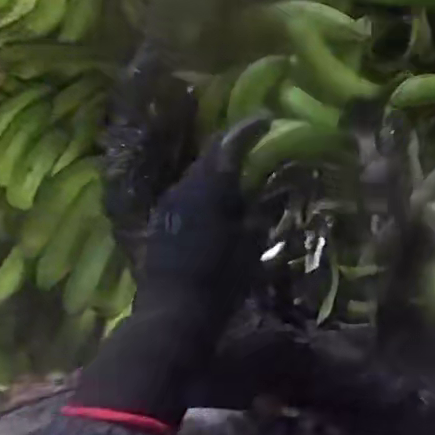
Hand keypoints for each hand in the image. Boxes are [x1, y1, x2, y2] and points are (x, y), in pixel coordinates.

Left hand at [131, 117, 268, 323]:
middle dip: (233, 143)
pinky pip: (187, 190)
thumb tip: (272, 190)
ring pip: (197, 171)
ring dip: (218, 166)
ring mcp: (169, 203)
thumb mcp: (251, 244)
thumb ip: (260, 211)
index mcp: (210, 186)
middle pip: (211, 152)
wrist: (171, 315)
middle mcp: (185, 186)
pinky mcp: (162, 220)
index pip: (229, 142)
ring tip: (240, 169)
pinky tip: (218, 198)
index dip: (250, 128)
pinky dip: (206, 185)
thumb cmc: (219, 281)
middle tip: (255, 141)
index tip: (267, 118)